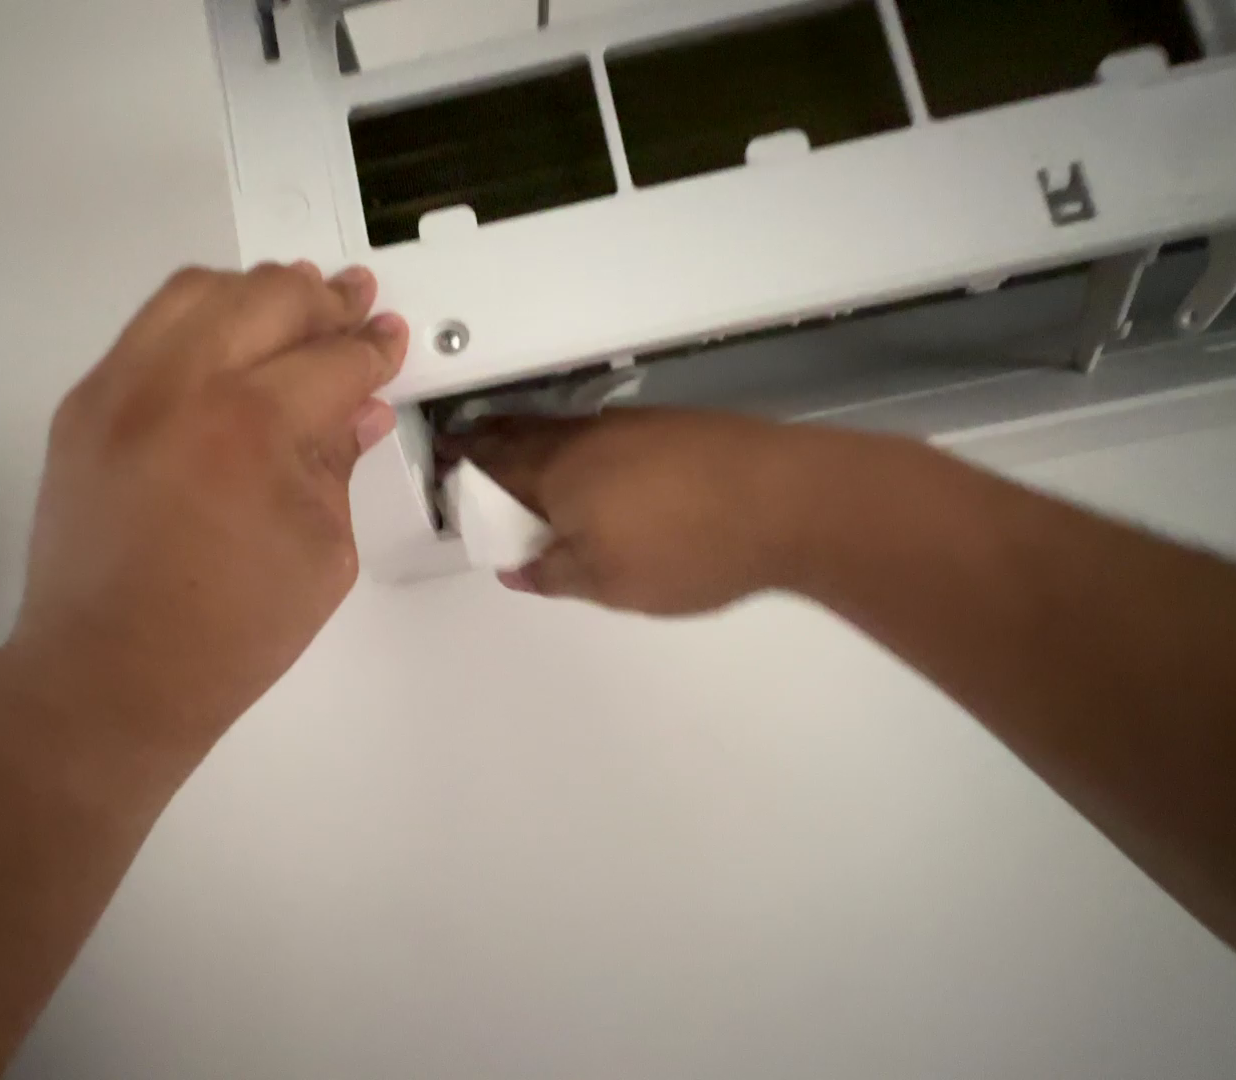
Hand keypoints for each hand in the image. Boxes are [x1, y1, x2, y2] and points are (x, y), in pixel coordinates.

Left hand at [4, 262, 406, 762]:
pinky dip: (201, 321)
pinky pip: (148, 330)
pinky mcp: (82, 406)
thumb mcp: (323, 552)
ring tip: (295, 308)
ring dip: (258, 292)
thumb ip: (338, 463)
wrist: (110, 675)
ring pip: (198, 290)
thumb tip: (361, 408)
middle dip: (325, 298)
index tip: (392, 337)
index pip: (334, 360)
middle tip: (356, 304)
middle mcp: (180, 386)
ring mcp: (118, 389)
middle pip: (268, 296)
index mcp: (254, 430)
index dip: (373, 347)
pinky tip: (230, 346)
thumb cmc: (234, 633)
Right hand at [454, 409, 861, 614]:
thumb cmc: (686, 548)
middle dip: (486, 441)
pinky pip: (599, 432)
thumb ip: (553, 574)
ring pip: (561, 429)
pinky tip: (591, 462)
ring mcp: (630, 427)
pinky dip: (575, 444)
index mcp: (556, 474)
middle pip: (520, 434)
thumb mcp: (608, 583)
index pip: (491, 468)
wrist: (791, 501)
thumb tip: (515, 569)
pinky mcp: (670, 427)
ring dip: (529, 437)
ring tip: (518, 453)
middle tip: (465, 446)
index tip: (443, 468)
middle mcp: (584, 439)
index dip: (464, 471)